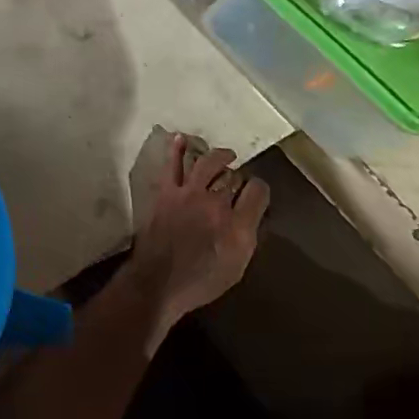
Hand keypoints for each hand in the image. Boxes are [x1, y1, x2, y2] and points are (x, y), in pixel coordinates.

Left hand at [125, 134, 269, 320]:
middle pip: (233, 177)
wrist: (159, 279)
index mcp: (238, 225)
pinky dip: (176, 149)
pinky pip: (172, 165)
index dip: (259, 190)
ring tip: (225, 154)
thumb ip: (247, 235)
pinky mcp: (165, 192)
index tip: (256, 192)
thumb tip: (250, 215)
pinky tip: (180, 138)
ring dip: (218, 156)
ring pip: (206, 163)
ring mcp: (187, 195)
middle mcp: (215, 204)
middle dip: (238, 176)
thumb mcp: (238, 264)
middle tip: (238, 176)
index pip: (258, 192)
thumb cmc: (202, 280)